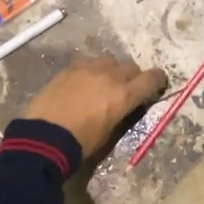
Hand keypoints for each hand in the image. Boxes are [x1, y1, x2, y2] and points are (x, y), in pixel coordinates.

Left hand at [24, 55, 167, 157]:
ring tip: (103, 82)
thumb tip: (125, 105)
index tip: (157, 85)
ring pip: (110, 60)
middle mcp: (110, 76)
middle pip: (131, 67)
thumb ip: (122, 112)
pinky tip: (84, 81)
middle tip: (126, 89)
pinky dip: (92, 69)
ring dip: (112, 69)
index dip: (158, 80)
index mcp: (124, 95)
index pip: (151, 78)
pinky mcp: (70, 68)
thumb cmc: (82, 143)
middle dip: (133, 77)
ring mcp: (88, 68)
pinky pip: (88, 61)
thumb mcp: (110, 133)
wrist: (45, 137)